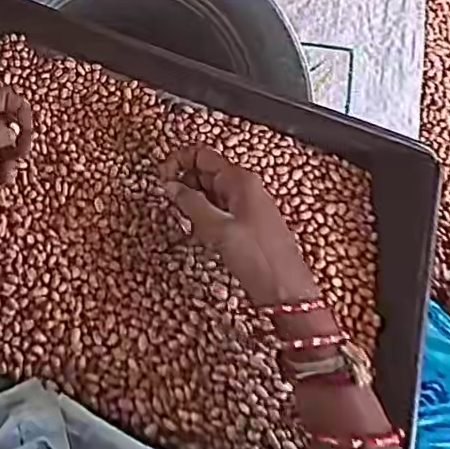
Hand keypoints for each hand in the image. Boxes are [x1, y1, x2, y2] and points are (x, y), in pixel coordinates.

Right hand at [160, 145, 317, 303]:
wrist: (287, 293)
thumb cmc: (256, 257)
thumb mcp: (217, 228)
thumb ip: (190, 202)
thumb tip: (169, 185)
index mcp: (240, 179)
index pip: (201, 155)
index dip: (178, 162)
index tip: (162, 179)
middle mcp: (244, 187)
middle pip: (205, 172)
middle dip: (184, 184)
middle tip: (169, 203)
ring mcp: (247, 205)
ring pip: (210, 193)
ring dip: (193, 202)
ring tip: (185, 221)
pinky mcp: (247, 224)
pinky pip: (219, 210)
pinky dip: (205, 216)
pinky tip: (200, 233)